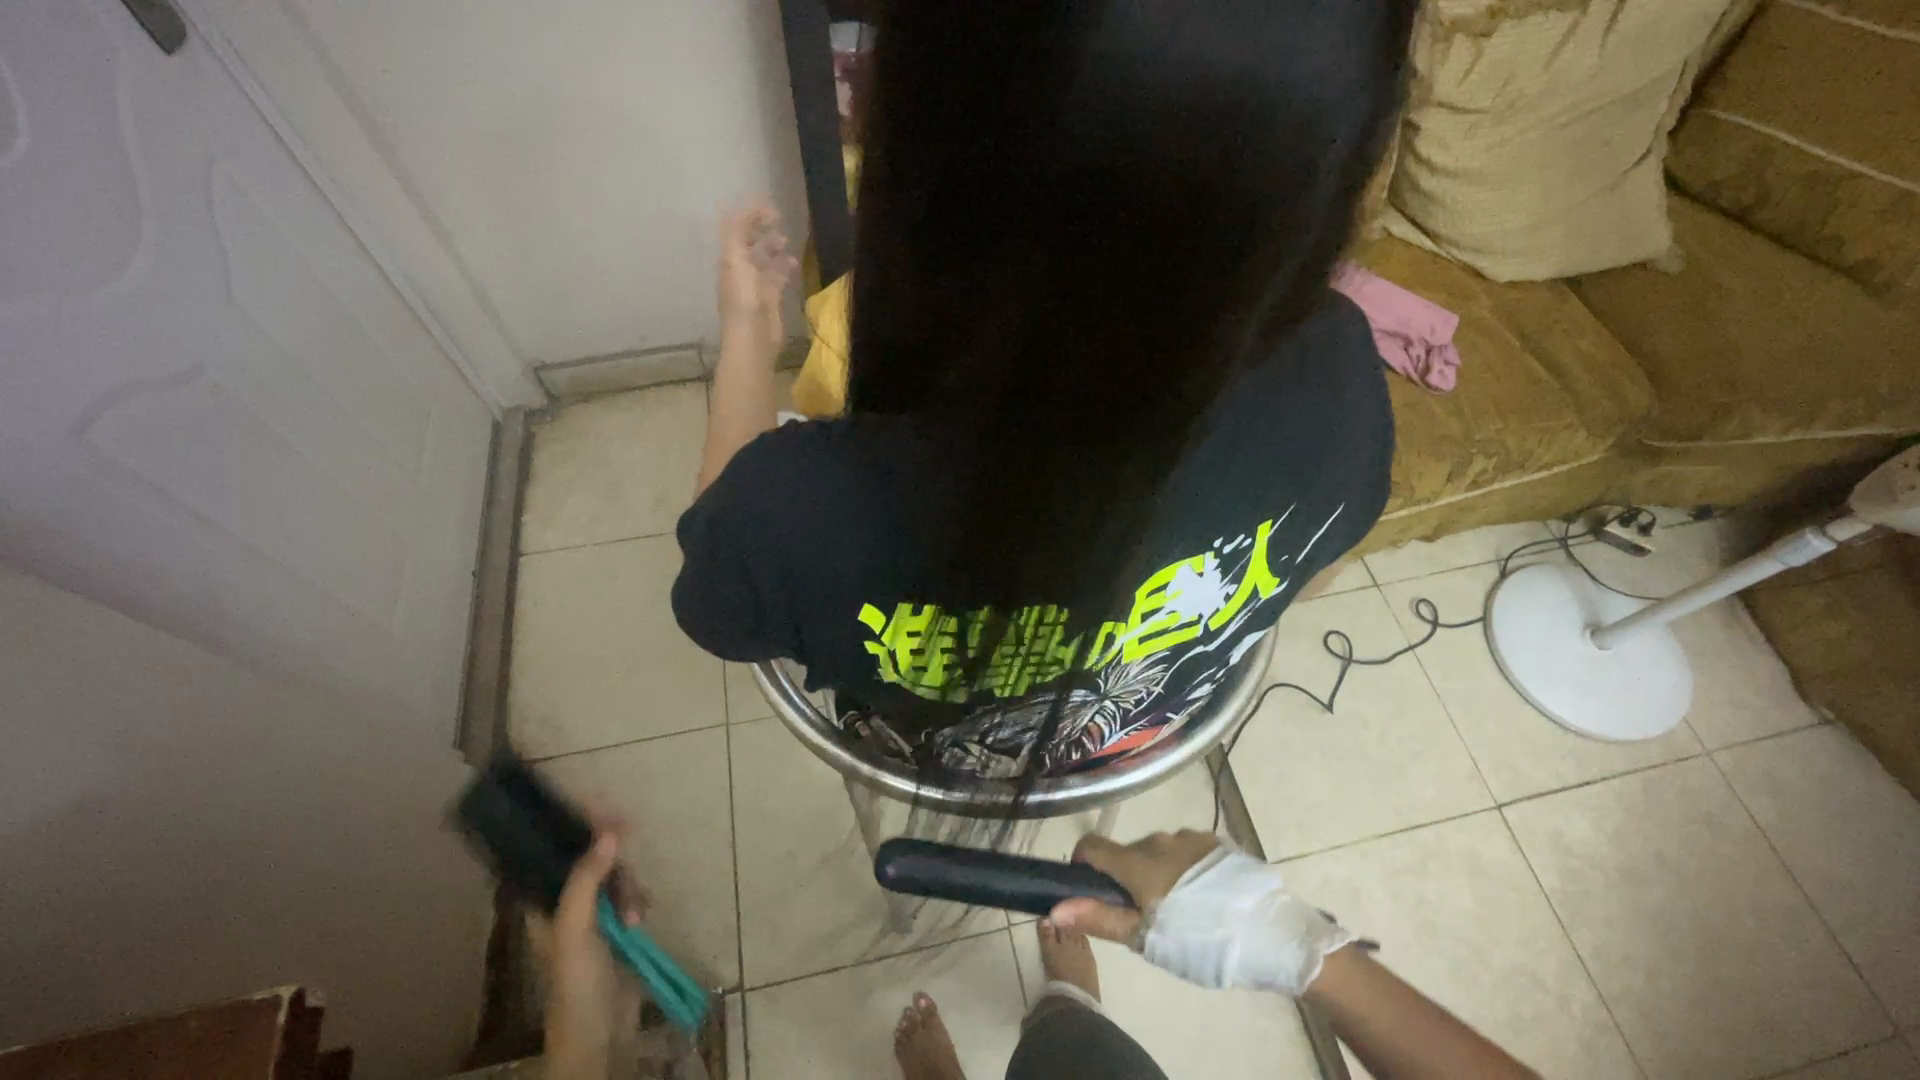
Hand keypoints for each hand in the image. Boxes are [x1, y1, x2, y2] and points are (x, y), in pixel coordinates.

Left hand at [528, 824, 650, 1069]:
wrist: (601, 1034)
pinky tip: (644, 919)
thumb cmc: (575, 982)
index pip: (554, 852)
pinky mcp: (619, 930)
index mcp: (543, 904)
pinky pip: (632, 899)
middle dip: (611, 852)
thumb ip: (587, 880)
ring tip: (635, 913)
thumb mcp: (575, 929)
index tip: (598, 802)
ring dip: (629, 887)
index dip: (573, 825)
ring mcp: (594, 918)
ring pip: (615, 878)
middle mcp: (566, 905)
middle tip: (629, 828)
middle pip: (590, 859)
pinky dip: (640, 903)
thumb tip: (608, 833)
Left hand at [715, 196, 798, 355]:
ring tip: (786, 242)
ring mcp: (756, 285)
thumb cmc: (743, 298)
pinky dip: (785, 267)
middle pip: (749, 243)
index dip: (748, 215)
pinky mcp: (770, 298)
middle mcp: (740, 270)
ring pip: (765, 259)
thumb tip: (741, 208)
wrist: (754, 337)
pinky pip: (777, 276)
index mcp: (729, 260)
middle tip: (778, 218)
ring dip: (774, 247)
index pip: (736, 230)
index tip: (767, 205)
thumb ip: (737, 233)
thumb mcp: (736, 260)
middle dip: (761, 228)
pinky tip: (794, 263)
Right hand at [1051, 829, 1221, 943]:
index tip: (1092, 890)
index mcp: (1137, 862)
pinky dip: (1186, 870)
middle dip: (1127, 878)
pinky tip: (1207, 899)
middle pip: (1127, 853)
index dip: (1083, 864)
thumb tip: (1054, 907)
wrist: (1269, 935)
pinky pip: (1188, 852)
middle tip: (1146, 916)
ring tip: (1183, 911)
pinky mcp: (1218, 843)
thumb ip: (1098, 918)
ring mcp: (1191, 838)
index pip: (1091, 844)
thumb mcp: (1144, 938)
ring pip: (1159, 852)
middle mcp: (1160, 840)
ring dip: (1158, 873)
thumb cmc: (1199, 942)